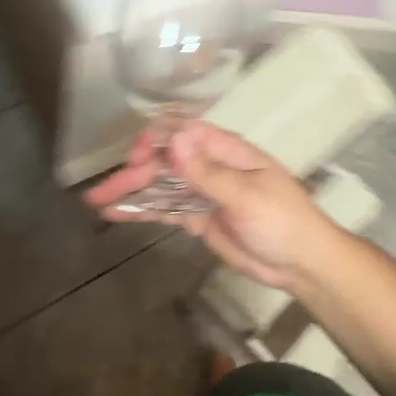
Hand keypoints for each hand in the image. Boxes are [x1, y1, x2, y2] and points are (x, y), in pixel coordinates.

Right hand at [84, 122, 343, 289]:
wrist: (301, 262)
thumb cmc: (283, 221)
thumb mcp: (246, 196)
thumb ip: (208, 172)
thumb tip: (174, 139)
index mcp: (227, 151)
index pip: (184, 134)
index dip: (156, 141)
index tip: (134, 159)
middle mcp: (211, 166)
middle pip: (165, 162)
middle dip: (133, 172)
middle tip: (100, 191)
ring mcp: (203, 192)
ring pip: (160, 185)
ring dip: (130, 191)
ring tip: (95, 201)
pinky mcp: (199, 218)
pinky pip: (166, 209)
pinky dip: (142, 210)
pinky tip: (116, 214)